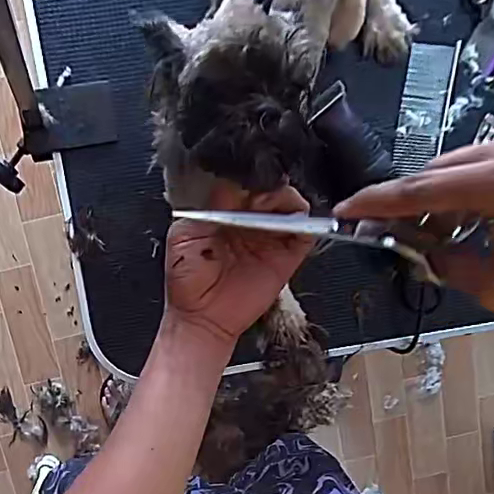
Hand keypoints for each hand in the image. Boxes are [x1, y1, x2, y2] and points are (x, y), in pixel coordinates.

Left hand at [164, 183, 313, 345]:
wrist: (202, 318)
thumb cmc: (187, 281)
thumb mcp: (185, 234)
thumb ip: (206, 208)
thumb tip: (229, 187)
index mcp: (224, 209)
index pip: (243, 180)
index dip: (248, 175)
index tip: (245, 182)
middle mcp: (249, 220)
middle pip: (271, 187)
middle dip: (269, 185)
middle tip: (259, 197)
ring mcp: (269, 237)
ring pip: (291, 205)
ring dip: (286, 200)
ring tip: (272, 210)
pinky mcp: (286, 258)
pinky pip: (305, 235)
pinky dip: (307, 225)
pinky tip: (294, 224)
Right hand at [337, 124, 493, 313]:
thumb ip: (451, 266)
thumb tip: (426, 253)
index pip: (422, 187)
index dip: (378, 202)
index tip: (348, 208)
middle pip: (443, 167)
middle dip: (416, 201)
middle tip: (401, 234)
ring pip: (472, 160)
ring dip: (450, 195)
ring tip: (446, 233)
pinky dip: (481, 186)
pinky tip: (483, 217)